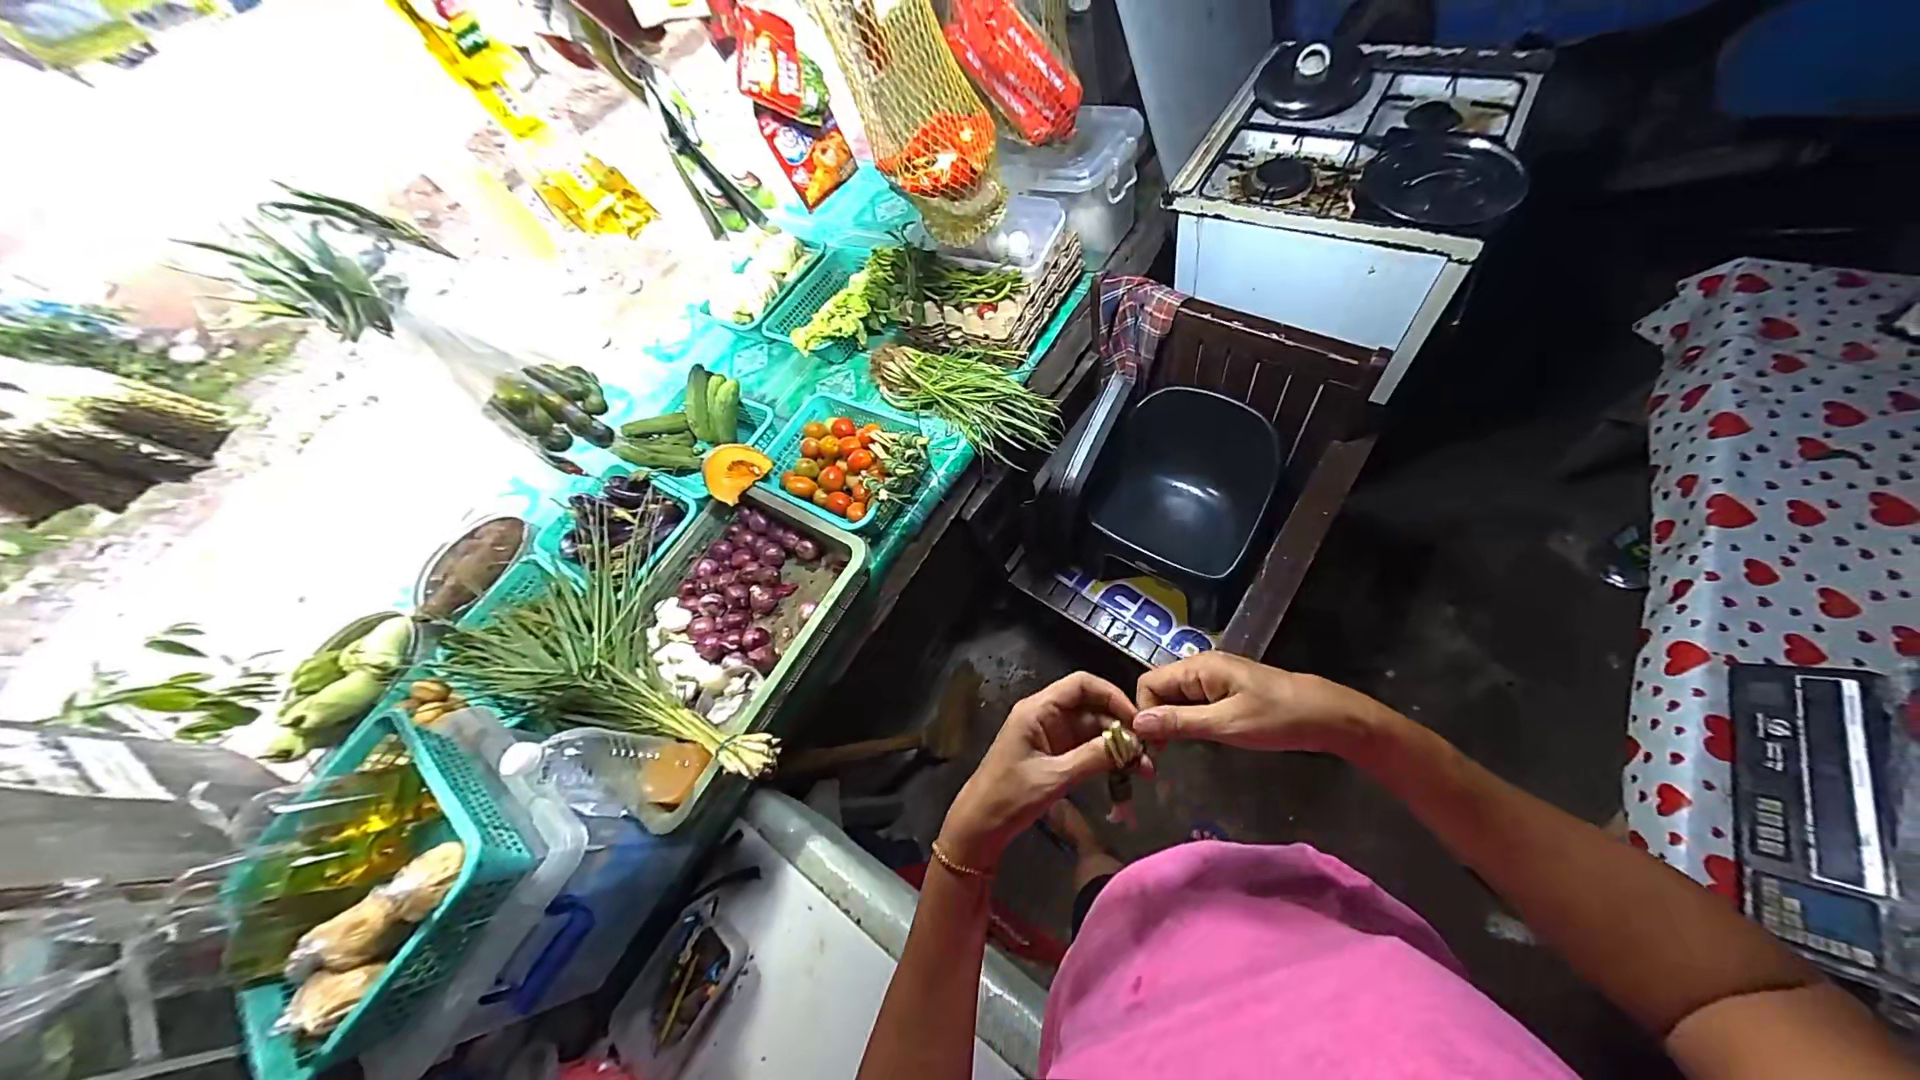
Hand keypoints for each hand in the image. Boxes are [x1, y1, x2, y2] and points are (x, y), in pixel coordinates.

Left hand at [937, 672, 1141, 871]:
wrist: (980, 826)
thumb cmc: (1009, 797)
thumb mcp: (1053, 777)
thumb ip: (1093, 757)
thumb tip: (1132, 744)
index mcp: (1037, 709)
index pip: (1081, 685)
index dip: (1112, 695)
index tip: (1137, 718)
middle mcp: (1046, 716)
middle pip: (1092, 708)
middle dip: (1121, 726)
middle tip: (1149, 752)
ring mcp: (1051, 736)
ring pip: (1093, 730)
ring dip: (1119, 746)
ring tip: (1145, 769)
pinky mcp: (1055, 755)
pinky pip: (1088, 748)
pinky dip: (1107, 758)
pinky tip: (1127, 772)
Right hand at [1133, 653, 1398, 760]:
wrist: (1327, 715)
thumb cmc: (1278, 718)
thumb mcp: (1226, 724)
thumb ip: (1180, 722)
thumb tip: (1138, 722)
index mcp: (1198, 667)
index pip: (1148, 683)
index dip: (1144, 711)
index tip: (1154, 744)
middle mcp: (1200, 666)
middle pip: (1159, 689)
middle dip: (1156, 717)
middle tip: (1164, 752)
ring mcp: (1213, 677)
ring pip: (1175, 697)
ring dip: (1172, 720)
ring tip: (1179, 747)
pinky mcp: (1224, 689)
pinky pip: (1193, 701)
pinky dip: (1189, 719)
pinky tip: (1200, 736)